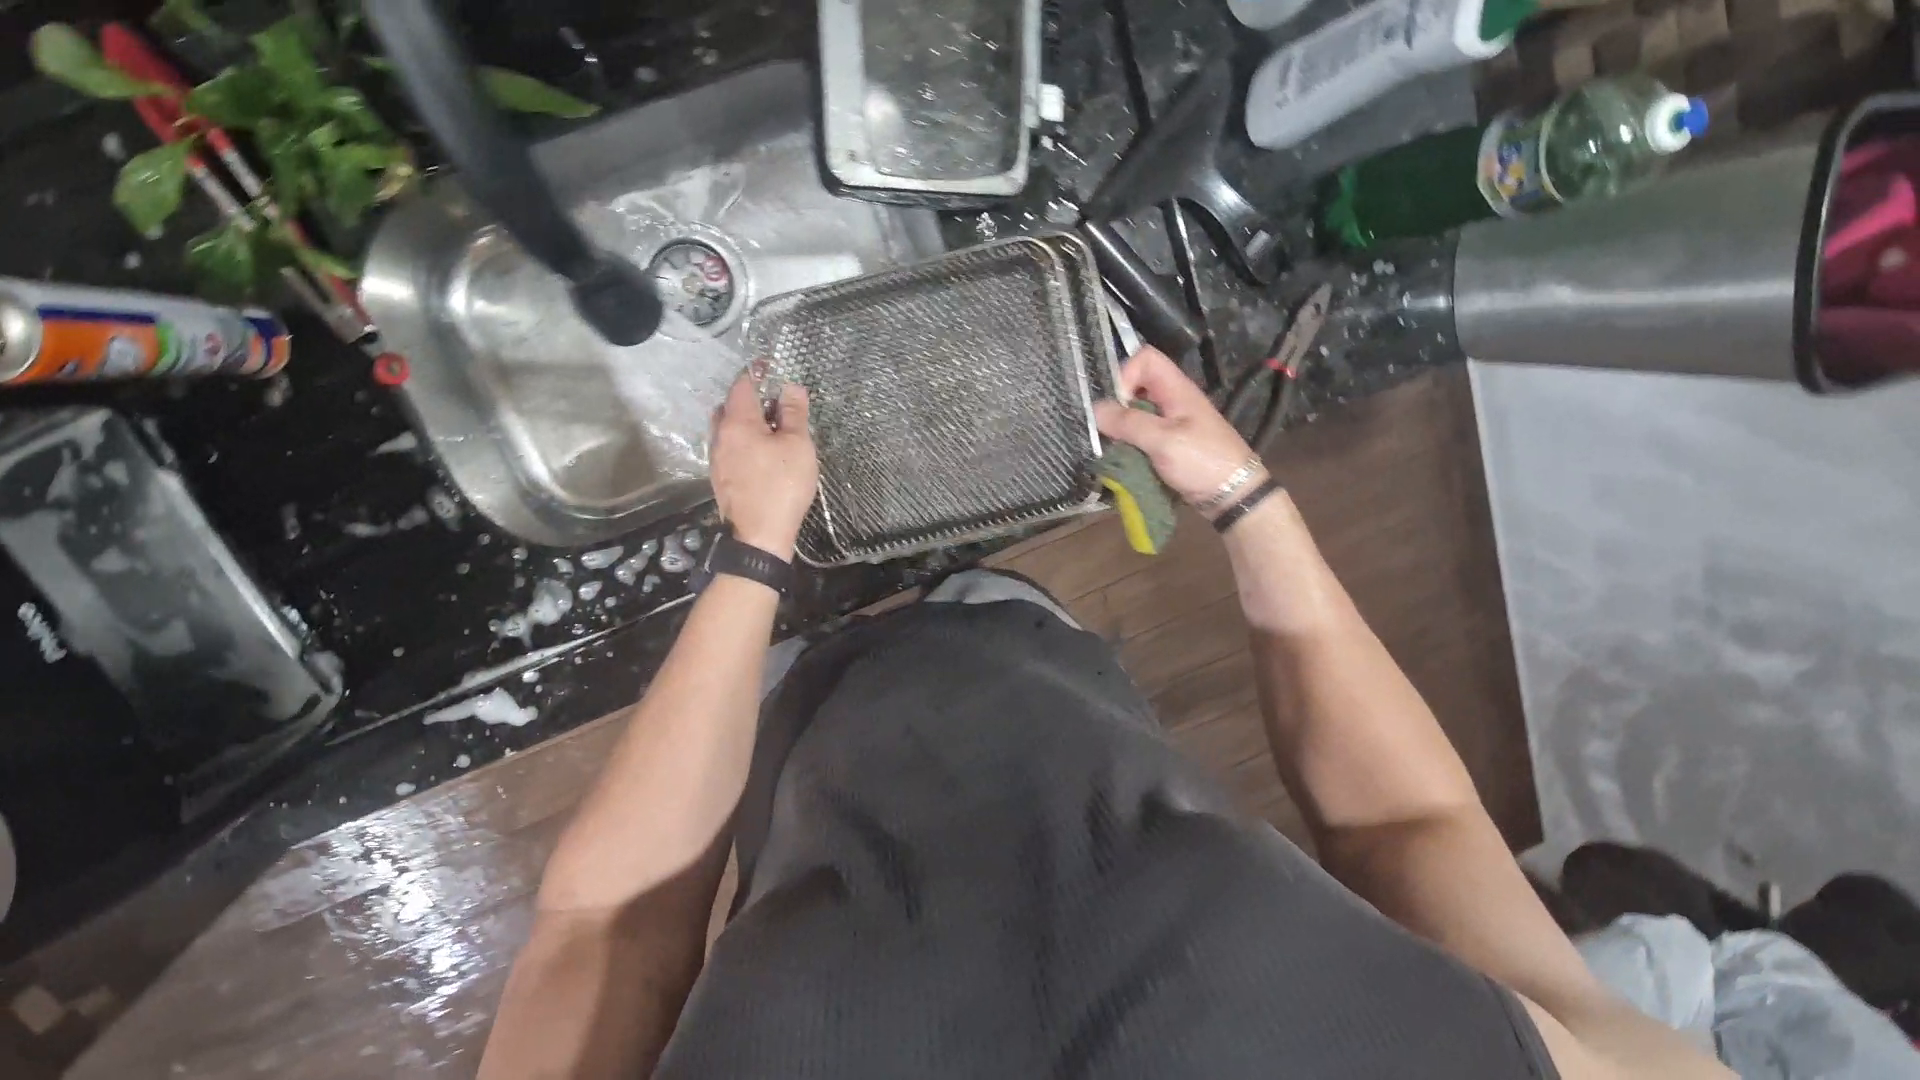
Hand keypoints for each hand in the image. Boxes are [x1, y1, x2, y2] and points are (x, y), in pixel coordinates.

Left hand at [709, 365, 817, 560]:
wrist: (759, 536)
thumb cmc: (781, 485)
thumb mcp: (796, 445)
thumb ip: (793, 414)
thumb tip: (791, 387)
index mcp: (737, 422)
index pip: (742, 386)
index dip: (757, 374)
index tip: (772, 368)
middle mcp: (720, 437)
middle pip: (730, 407)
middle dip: (750, 400)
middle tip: (775, 403)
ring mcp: (717, 460)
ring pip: (728, 430)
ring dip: (746, 424)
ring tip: (772, 431)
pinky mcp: (721, 480)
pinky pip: (731, 450)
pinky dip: (744, 444)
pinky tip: (763, 456)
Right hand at [1094, 347, 1262, 509]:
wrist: (1234, 495)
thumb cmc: (1203, 462)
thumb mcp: (1164, 441)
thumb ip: (1129, 423)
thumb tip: (1095, 409)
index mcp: (1177, 389)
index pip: (1145, 359)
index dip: (1125, 373)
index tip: (1115, 404)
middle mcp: (1172, 401)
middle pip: (1136, 386)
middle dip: (1117, 405)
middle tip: (1105, 429)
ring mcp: (1171, 423)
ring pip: (1136, 413)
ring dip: (1120, 428)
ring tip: (1109, 447)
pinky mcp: (1168, 445)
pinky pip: (1141, 436)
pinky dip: (1128, 444)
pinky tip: (1121, 459)